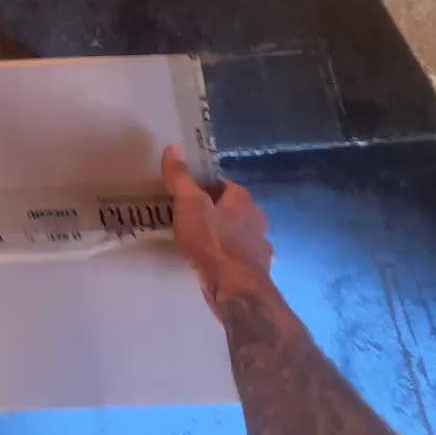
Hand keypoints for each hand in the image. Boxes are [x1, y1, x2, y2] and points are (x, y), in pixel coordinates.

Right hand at [162, 144, 275, 312]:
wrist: (235, 288)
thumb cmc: (210, 240)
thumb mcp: (188, 204)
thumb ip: (181, 177)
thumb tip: (174, 146)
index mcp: (243, 202)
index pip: (227, 184)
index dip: (208, 184)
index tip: (189, 188)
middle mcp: (257, 221)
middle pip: (236, 207)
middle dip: (218, 207)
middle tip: (192, 211)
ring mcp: (260, 247)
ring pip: (241, 231)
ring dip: (226, 231)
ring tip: (201, 235)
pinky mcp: (257, 269)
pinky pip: (242, 254)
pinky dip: (229, 253)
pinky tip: (215, 258)